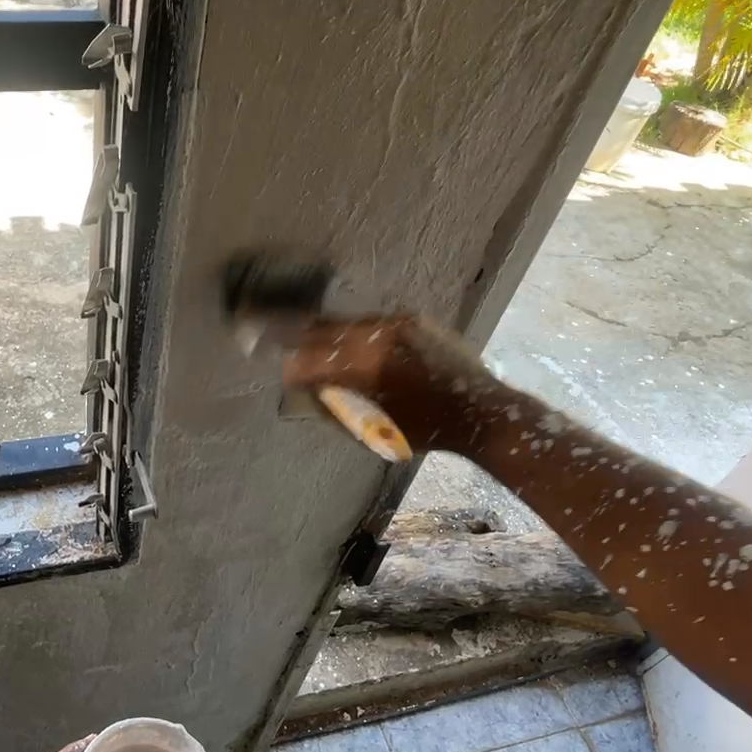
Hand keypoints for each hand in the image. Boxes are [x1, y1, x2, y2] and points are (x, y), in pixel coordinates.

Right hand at [280, 315, 495, 453]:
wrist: (483, 412)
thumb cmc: (427, 430)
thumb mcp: (376, 429)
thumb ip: (336, 409)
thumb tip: (307, 392)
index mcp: (367, 368)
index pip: (314, 359)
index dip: (290, 360)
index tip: (271, 360)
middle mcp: (380, 338)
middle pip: (326, 331)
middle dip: (297, 334)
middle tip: (268, 329)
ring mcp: (398, 325)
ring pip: (349, 323)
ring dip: (325, 330)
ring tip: (302, 331)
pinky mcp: (414, 321)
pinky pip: (374, 322)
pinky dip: (355, 330)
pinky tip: (346, 336)